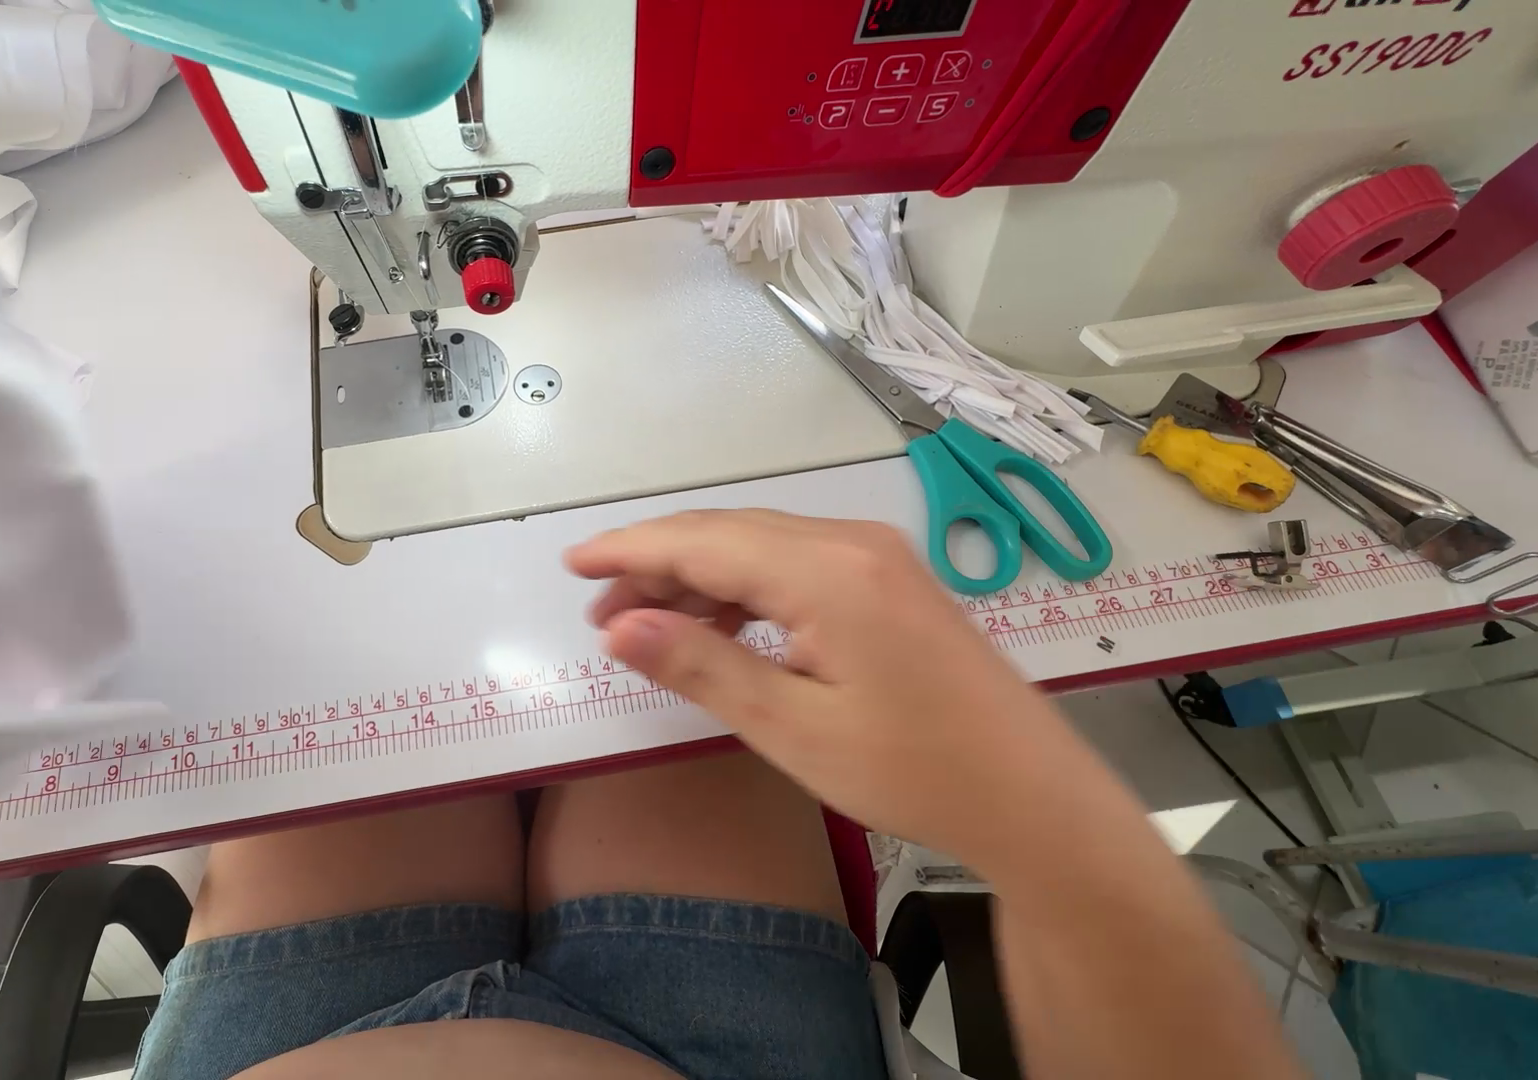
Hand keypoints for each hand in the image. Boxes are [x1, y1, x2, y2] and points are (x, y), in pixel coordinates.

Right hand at [566, 509, 1082, 855]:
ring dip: (696, 577)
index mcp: (826, 570)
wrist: (1033, 799)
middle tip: (602, 612)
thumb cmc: (912, 770)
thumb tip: (619, 627)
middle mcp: (849, 542)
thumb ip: (700, 666)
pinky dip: (741, 588)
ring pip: (757, 546)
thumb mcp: (792, 727)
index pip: (702, 540)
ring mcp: (872, 556)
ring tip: (645, 622)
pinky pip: (791, 565)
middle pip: (727, 534)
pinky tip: (716, 625)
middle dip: (656, 564)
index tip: (572, 564)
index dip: (629, 549)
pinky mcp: (884, 579)